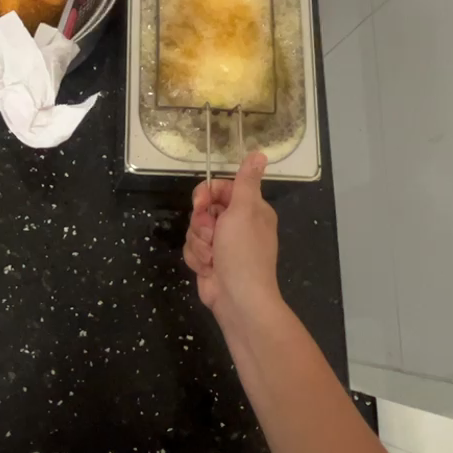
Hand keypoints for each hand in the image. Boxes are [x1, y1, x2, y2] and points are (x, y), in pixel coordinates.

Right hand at [185, 152, 281, 322]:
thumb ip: (246, 181)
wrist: (238, 298)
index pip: (220, 189)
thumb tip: (259, 153)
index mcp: (250, 209)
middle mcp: (237, 224)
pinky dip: (197, 258)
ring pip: (194, 230)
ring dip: (199, 244)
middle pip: (203, 209)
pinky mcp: (209, 260)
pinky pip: (192, 249)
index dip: (206, 194)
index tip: (200, 203)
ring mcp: (222, 244)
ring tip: (212, 257)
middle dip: (201, 224)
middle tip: (212, 236)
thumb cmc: (243, 252)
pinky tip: (208, 268)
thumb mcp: (245, 210)